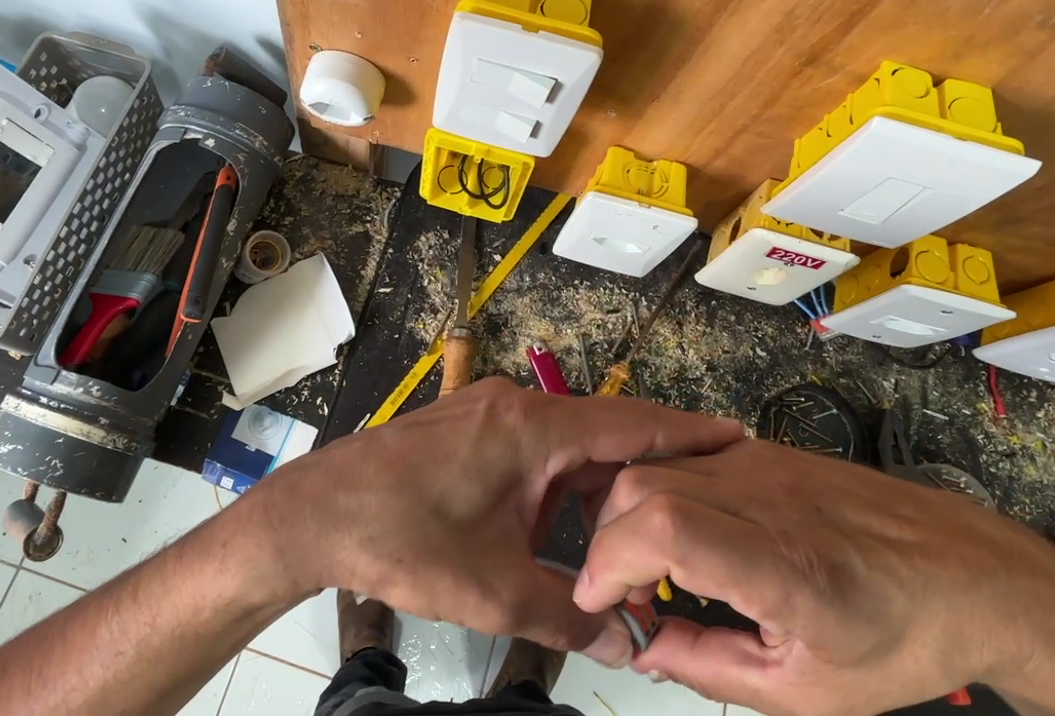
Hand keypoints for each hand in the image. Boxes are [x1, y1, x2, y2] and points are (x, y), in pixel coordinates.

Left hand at [245, 377, 745, 666]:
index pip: (631, 423)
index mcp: (532, 427)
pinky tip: (567, 524)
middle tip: (697, 508)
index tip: (740, 439)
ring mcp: (487, 411)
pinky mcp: (466, 427)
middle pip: (600, 434)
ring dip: (595, 487)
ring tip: (638, 528)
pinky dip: (556, 484)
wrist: (315, 512)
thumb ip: (569, 617)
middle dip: (645, 476)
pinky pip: (530, 447)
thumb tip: (629, 648)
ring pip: (564, 444)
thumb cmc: (403, 540)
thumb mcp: (493, 590)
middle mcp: (515, 405)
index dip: (688, 434)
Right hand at [572, 439, 1054, 715]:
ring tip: (644, 569)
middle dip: (606, 542)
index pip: (668, 528)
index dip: (612, 559)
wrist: (975, 572)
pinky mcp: (766, 448)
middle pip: (644, 487)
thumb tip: (639, 647)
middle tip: (620, 595)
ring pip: (657, 465)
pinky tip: (675, 534)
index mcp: (787, 567)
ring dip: (626, 515)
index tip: (600, 603)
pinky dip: (657, 492)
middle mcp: (767, 497)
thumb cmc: (902, 645)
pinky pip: (686, 458)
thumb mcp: (807, 691)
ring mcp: (765, 461)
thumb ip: (708, 667)